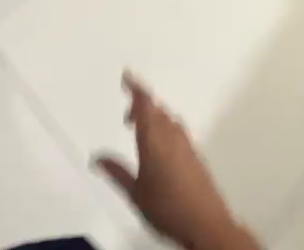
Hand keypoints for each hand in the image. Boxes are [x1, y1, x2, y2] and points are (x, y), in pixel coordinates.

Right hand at [94, 72, 256, 249]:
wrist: (207, 227)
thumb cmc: (167, 207)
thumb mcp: (135, 193)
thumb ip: (116, 172)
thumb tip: (96, 158)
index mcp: (153, 138)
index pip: (144, 102)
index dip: (134, 86)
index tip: (125, 76)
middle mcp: (172, 134)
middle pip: (156, 108)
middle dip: (141, 106)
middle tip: (127, 118)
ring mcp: (187, 144)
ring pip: (169, 119)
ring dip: (155, 118)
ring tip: (142, 133)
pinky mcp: (197, 156)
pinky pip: (178, 131)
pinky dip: (166, 129)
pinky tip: (161, 150)